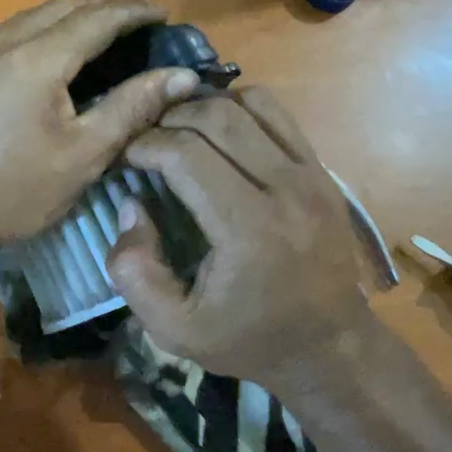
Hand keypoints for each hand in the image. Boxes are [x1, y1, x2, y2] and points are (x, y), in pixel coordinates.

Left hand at [0, 0, 200, 260]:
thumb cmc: (13, 190)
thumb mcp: (83, 154)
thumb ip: (133, 108)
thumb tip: (181, 75)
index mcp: (36, 57)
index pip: (97, 17)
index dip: (135, 13)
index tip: (165, 16)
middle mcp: (1, 42)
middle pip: (62, 6)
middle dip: (104, 8)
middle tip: (139, 26)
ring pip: (30, 17)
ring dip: (70, 17)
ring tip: (101, 36)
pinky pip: (8, 34)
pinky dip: (40, 32)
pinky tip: (51, 57)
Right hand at [106, 87, 378, 382]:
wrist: (328, 348)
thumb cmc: (246, 339)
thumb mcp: (173, 328)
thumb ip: (133, 271)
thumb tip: (130, 205)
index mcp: (248, 230)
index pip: (186, 154)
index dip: (143, 146)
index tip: (123, 159)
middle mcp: (285, 190)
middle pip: (215, 117)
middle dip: (168, 120)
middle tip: (144, 142)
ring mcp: (311, 175)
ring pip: (249, 104)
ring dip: (204, 108)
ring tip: (178, 132)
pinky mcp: (322, 170)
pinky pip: (276, 113)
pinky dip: (238, 109)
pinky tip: (217, 135)